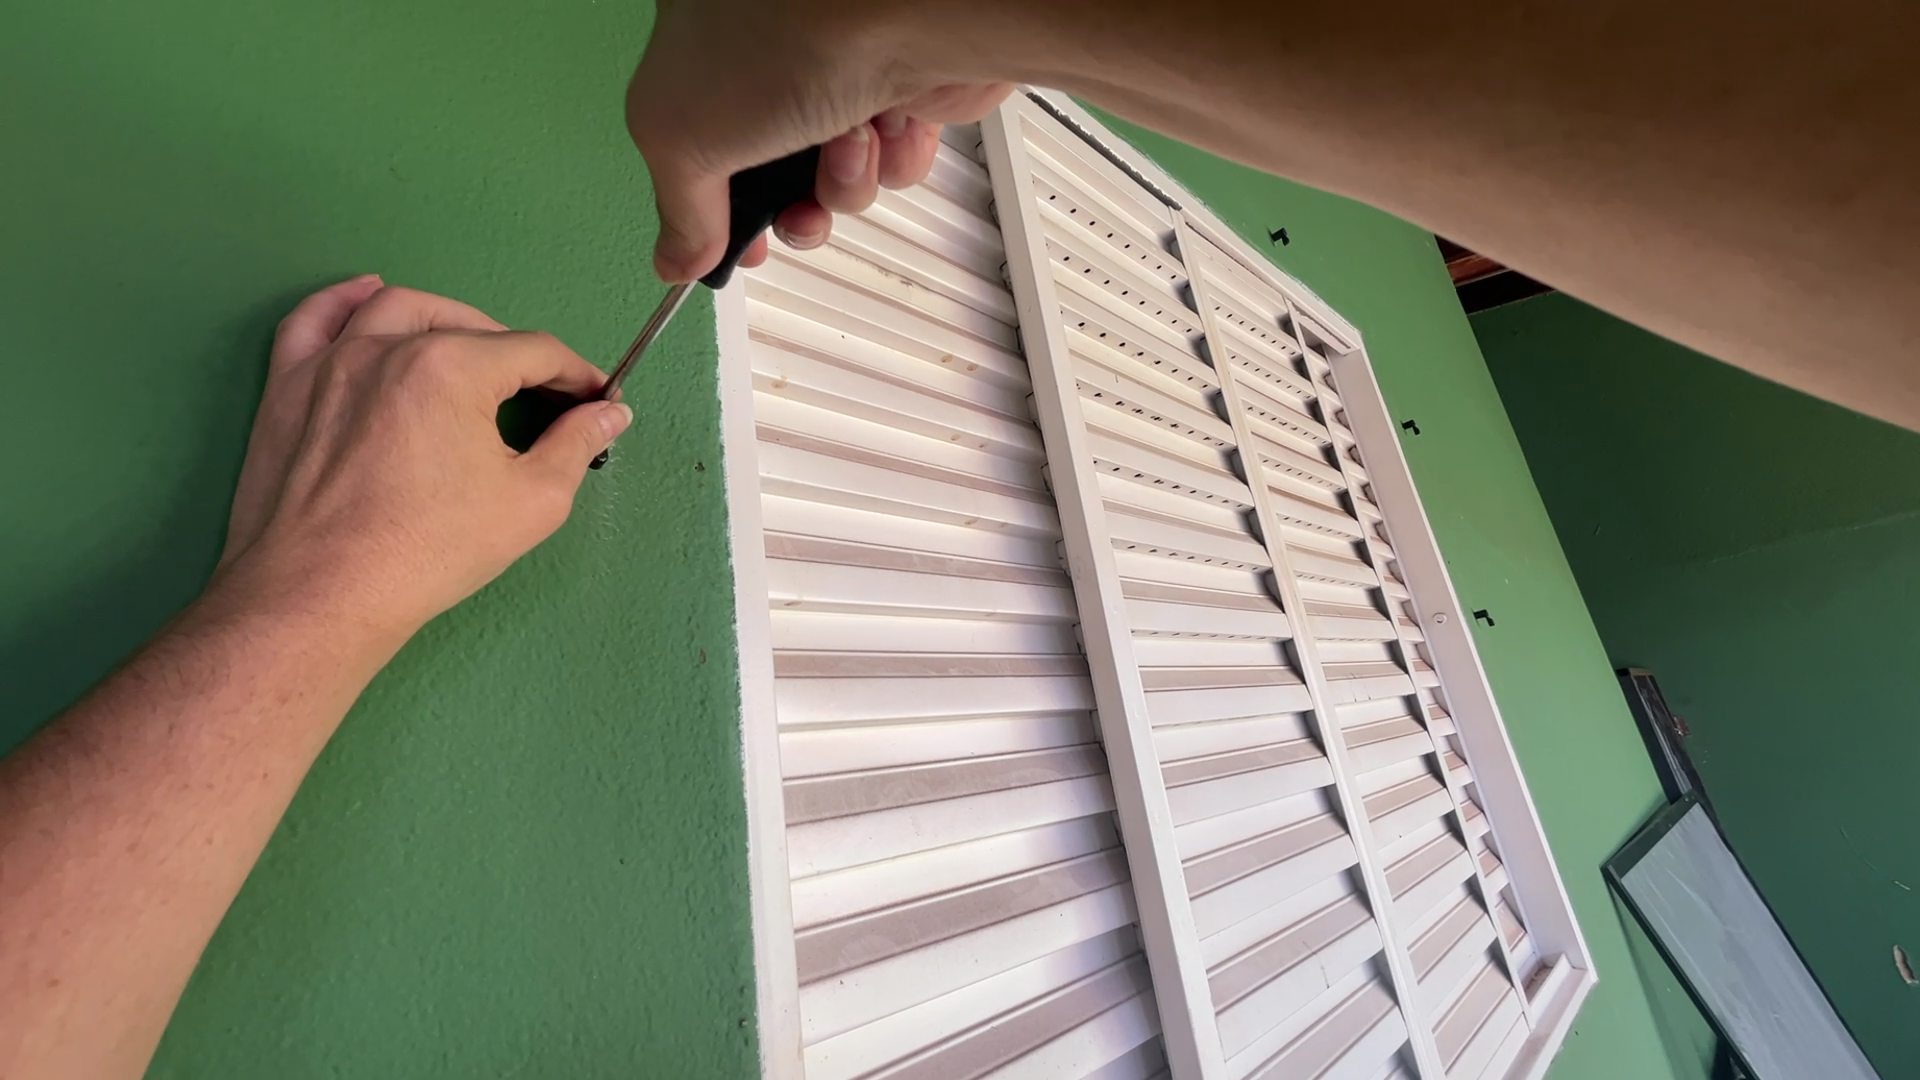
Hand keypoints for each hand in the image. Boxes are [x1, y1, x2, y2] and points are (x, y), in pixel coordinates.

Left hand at [216, 276, 629, 639]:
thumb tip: (610, 413)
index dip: (577, 374)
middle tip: (549, 394)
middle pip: (473, 325)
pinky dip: (348, 301)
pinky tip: (370, 295)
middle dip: (523, 353)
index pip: (535, 351)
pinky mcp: (289, 386)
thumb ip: (578, 442)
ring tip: (482, 351)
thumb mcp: (536, 498)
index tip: (598, 400)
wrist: (325, 592)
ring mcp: (330, 362)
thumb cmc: (437, 546)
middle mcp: (389, 347)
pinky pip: (316, 320)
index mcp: (453, 368)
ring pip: (400, 308)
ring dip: (454, 320)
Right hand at [626, 0, 1013, 281]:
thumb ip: (679, 210)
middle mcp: (772, 54)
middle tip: (800, 215)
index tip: (741, 250)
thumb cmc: (783, 43)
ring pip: (840, 178)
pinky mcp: (904, 93)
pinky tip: (886, 125)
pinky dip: (891, 160)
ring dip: (843, 183)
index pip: (703, 146)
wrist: (898, 14)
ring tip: (847, 141)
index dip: (722, 210)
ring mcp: (842, 73)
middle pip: (777, 177)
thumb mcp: (683, 134)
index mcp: (702, 46)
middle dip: (793, 210)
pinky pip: (893, 163)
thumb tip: (675, 264)